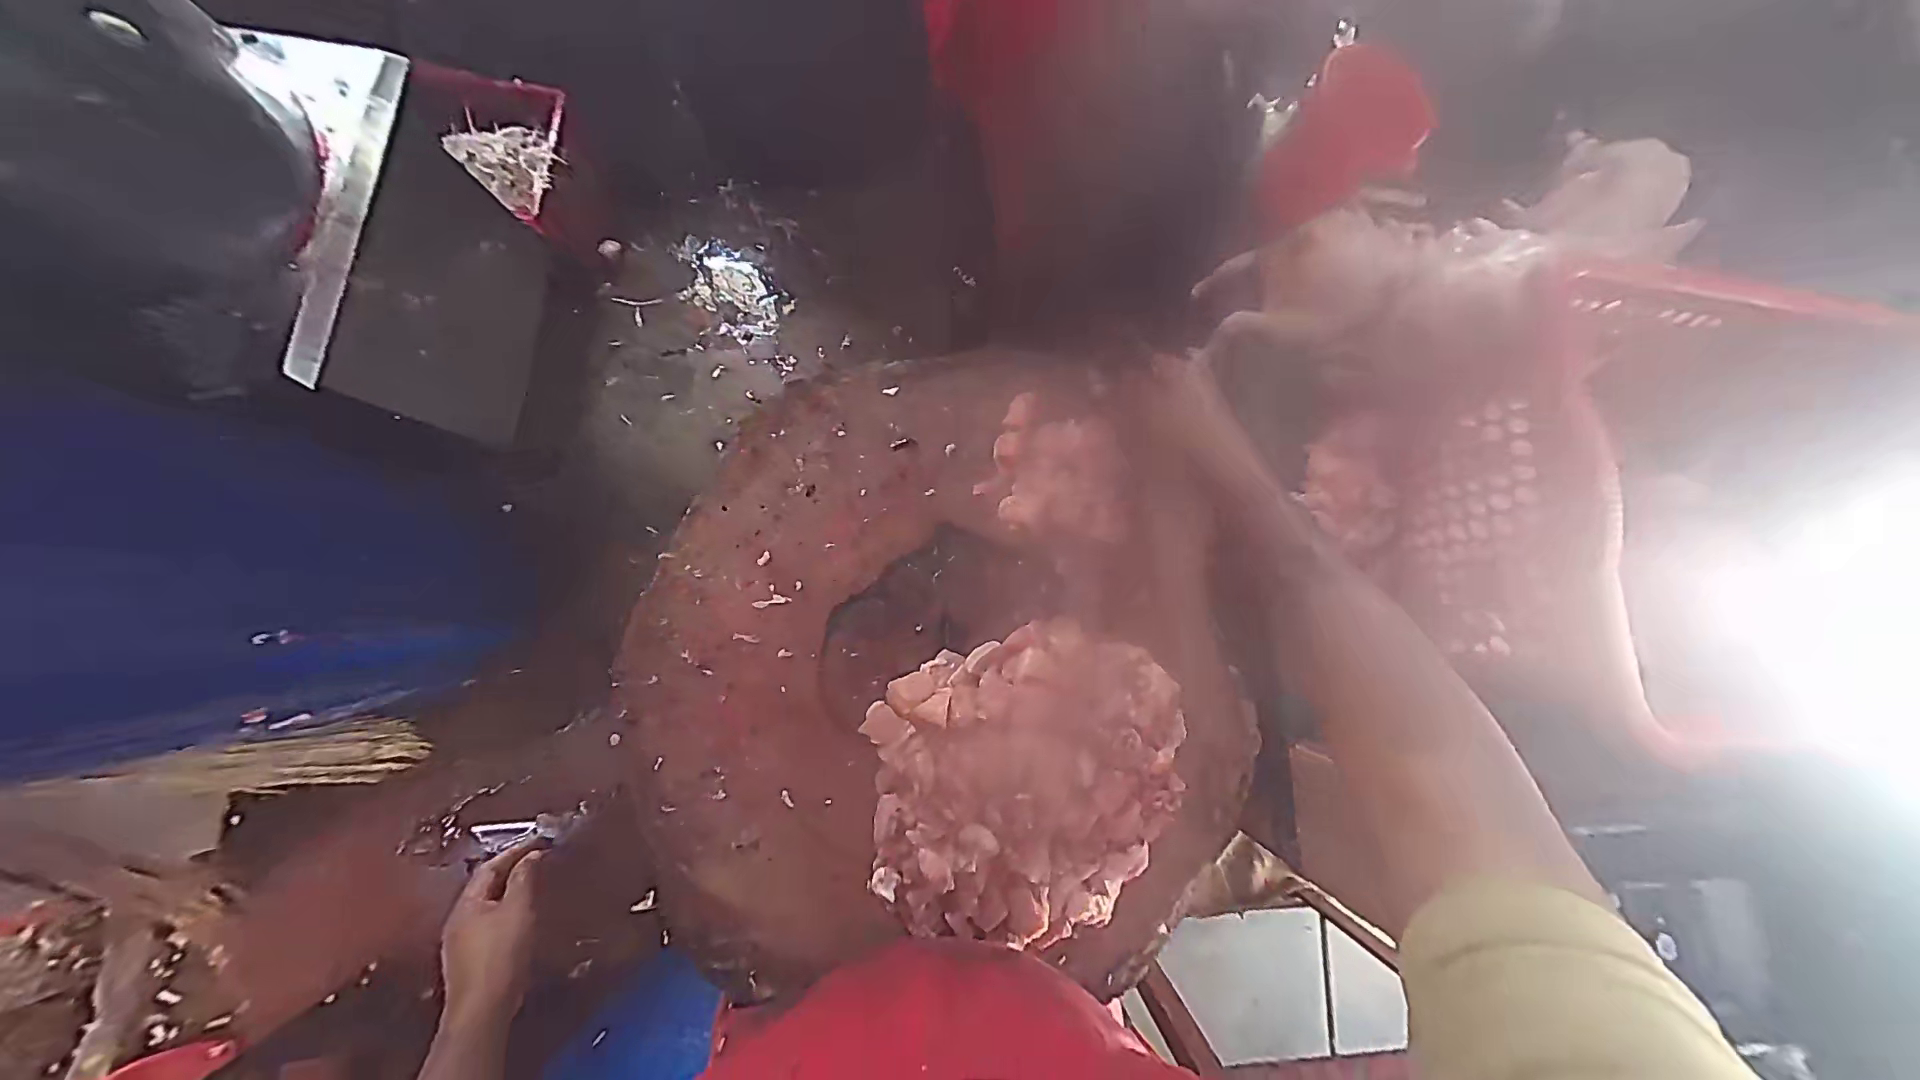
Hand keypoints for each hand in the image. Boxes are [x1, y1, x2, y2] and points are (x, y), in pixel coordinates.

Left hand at [440, 842, 542, 1022]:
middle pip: (485, 884)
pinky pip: (490, 919)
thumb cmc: (502, 951)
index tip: (540, 840)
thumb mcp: (518, 908)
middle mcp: (458, 918)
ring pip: (487, 902)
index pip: (489, 866)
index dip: (515, 850)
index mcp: (467, 904)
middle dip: (511, 868)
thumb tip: (531, 854)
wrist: (484, 1006)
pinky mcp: (470, 955)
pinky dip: (507, 906)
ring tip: (534, 879)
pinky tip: (522, 911)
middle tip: (539, 857)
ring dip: (509, 888)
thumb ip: (524, 878)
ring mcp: (461, 939)